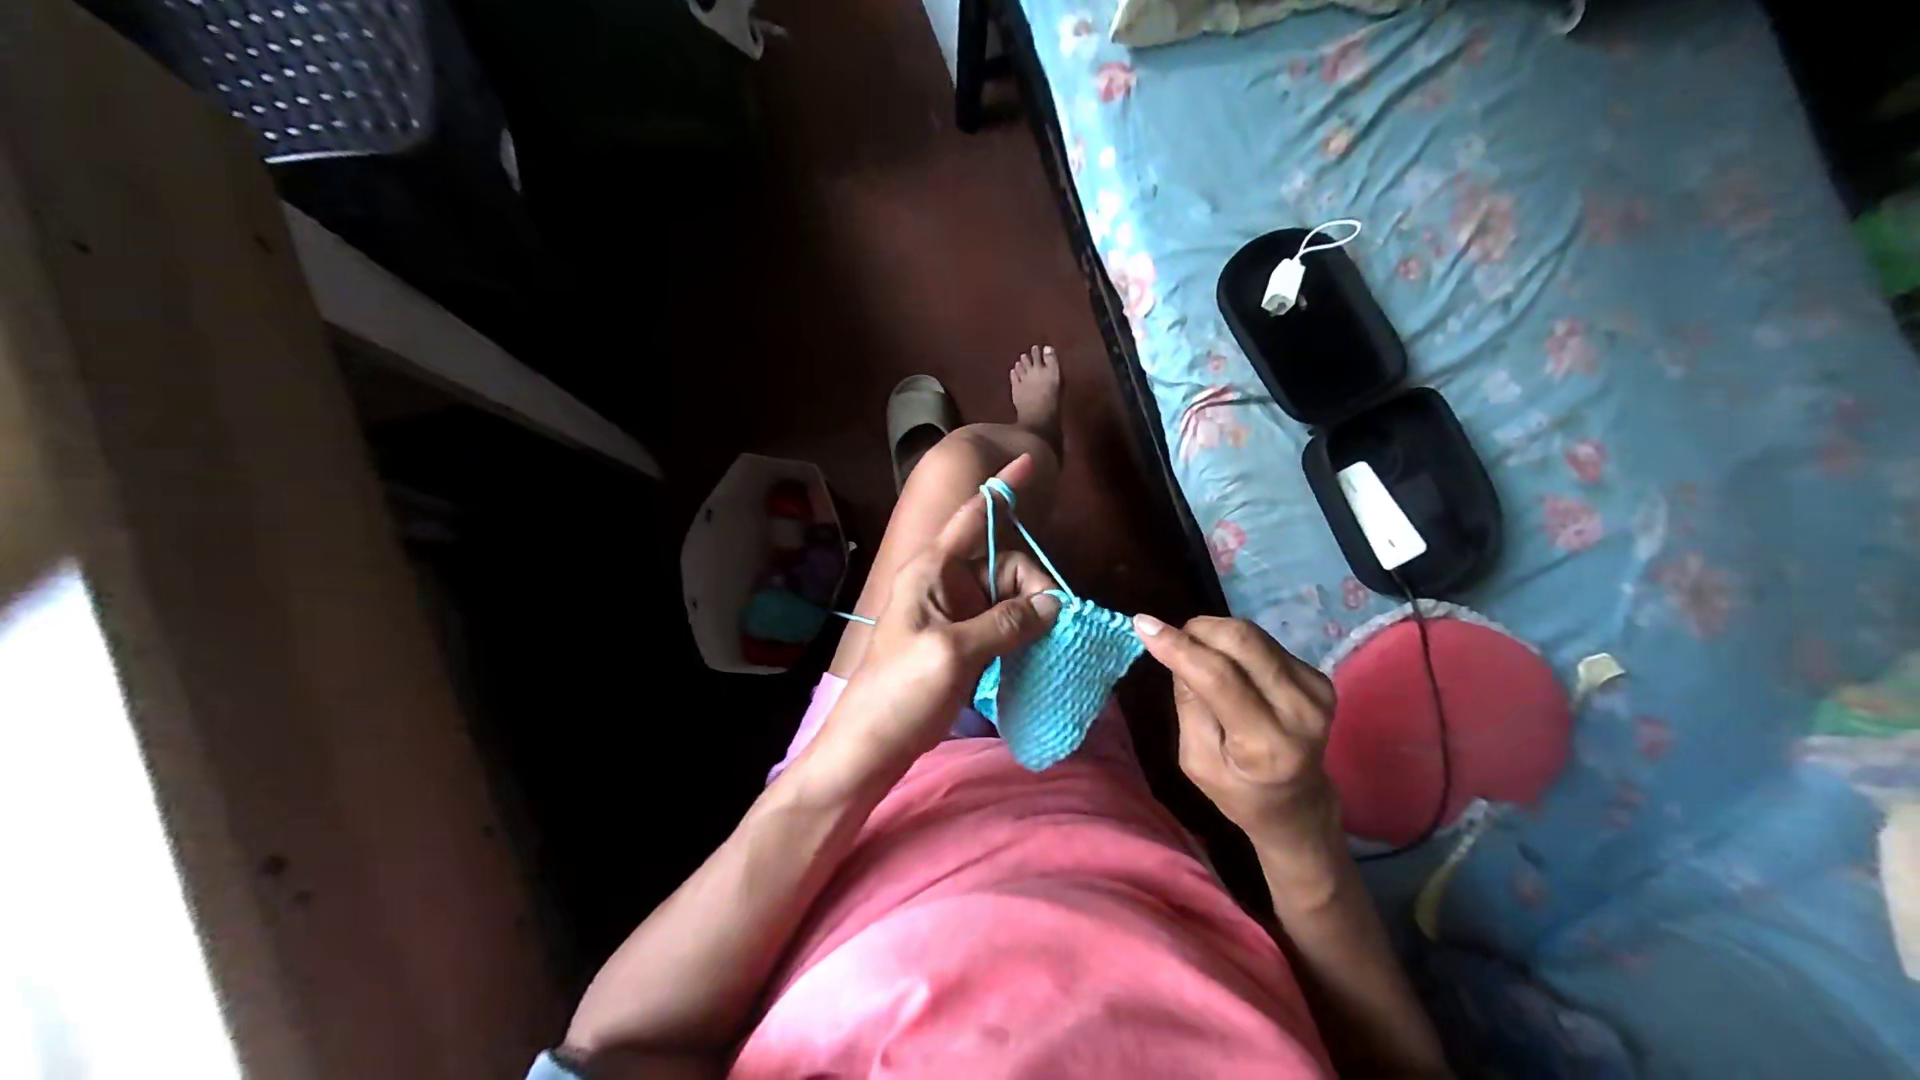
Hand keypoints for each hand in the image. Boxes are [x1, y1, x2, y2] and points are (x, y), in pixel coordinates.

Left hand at [806, 457, 1061, 784]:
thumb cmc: (901, 693)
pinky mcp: (961, 639)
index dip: (1003, 488)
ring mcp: (953, 611)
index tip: (1032, 459)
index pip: (973, 515)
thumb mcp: (955, 653)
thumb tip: (1056, 603)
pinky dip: (1023, 629)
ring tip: (1049, 641)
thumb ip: (1007, 622)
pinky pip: (1002, 619)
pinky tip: (1038, 649)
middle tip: (1053, 623)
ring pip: (1008, 592)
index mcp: (933, 569)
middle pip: (1004, 560)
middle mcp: (945, 581)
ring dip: (1032, 610)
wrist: (871, 746)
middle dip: (1034, 583)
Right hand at [1133, 615, 1338, 850]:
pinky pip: (1265, 642)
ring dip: (1215, 634)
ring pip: (1253, 634)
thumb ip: (1189, 704)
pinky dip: (1235, 645)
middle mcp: (1300, 712)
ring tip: (1199, 657)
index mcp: (1265, 744)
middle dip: (1198, 629)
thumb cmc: (1237, 790)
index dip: (1178, 646)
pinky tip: (1230, 667)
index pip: (1218, 677)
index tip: (1142, 624)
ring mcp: (1316, 691)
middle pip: (1242, 641)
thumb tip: (1176, 649)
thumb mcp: (1196, 759)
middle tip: (1172, 639)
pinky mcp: (1320, 678)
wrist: (1297, 804)